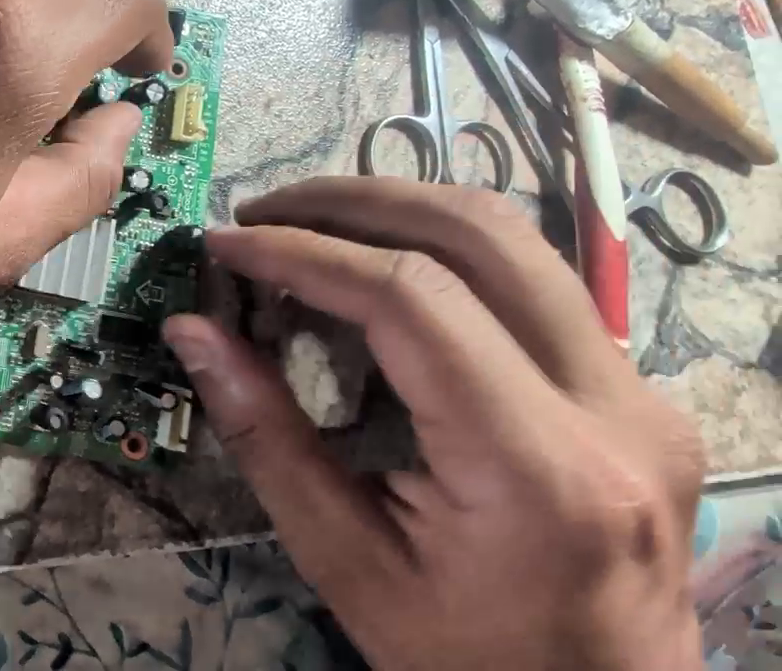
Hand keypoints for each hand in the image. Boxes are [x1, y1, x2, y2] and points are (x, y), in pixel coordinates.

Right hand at [163, 178, 704, 670]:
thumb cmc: (460, 652)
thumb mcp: (340, 558)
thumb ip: (263, 434)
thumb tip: (189, 329)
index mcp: (537, 467)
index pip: (412, 299)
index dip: (302, 252)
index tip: (223, 244)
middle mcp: (611, 409)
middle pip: (478, 235)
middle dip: (349, 201)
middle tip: (258, 213)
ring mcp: (637, 391)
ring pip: (513, 236)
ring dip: (392, 207)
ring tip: (301, 224)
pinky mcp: (628, 388)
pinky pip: (524, 275)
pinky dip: (430, 245)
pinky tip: (365, 266)